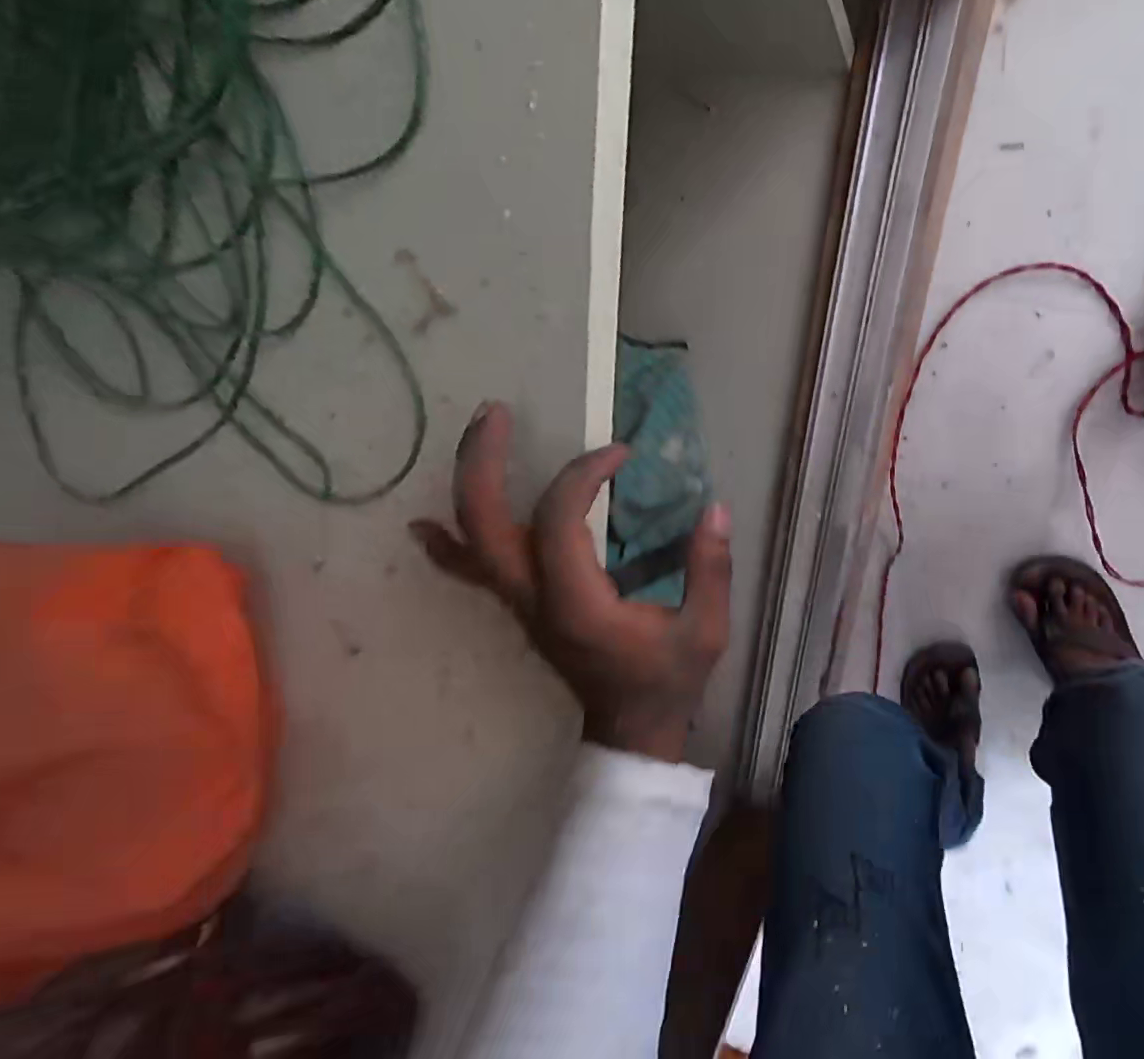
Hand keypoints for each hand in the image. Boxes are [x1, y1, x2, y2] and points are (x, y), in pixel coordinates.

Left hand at [409, 402, 731, 763]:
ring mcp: (520, 606)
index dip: (584, 475)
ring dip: (469, 483)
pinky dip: (447, 544)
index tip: (621, 454)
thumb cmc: (668, 681)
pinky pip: (472, 571)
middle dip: (484, 461)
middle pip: (484, 522)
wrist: (631, 731)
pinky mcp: (521, 609)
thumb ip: (710, 569)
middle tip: (496, 413)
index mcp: (578, 603)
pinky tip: (426, 524)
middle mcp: (534, 600)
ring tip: (480, 434)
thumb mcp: (705, 630)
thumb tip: (716, 509)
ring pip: (470, 541)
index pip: (559, 519)